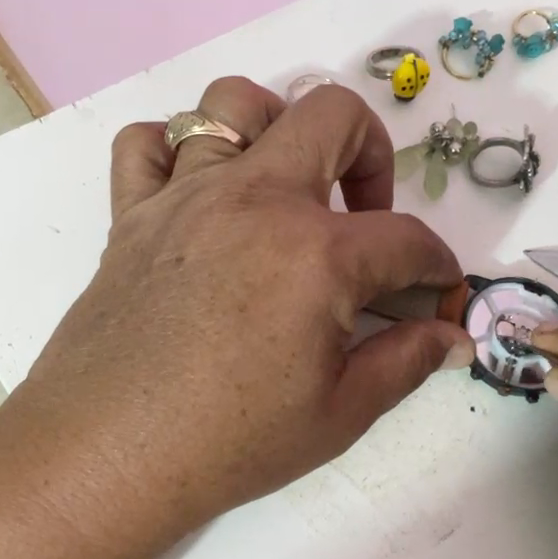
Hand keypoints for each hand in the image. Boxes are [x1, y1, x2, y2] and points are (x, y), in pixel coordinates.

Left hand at [0, 77, 471, 553]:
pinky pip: (145, 144)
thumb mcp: (338, 415)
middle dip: (372, 154)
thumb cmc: (229, 445)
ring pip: (232, 103)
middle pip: (332, 116)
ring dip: (273, 129)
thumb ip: (403, 363)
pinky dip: (174, 150)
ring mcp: (185, 199)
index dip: (436, 266)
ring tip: (281, 186)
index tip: (436, 291)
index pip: (406, 240)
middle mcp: (253, 200)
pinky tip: (196, 194)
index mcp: (316, 253)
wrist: (106, 456)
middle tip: (364, 218)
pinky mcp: (131, 215)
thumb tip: (451, 337)